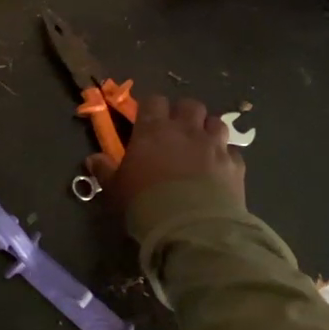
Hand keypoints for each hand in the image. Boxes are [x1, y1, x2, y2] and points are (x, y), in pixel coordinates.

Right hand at [84, 95, 245, 210]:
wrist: (192, 228)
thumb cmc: (146, 203)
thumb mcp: (116, 189)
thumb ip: (105, 170)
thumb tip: (92, 159)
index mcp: (153, 129)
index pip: (154, 101)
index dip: (151, 108)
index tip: (147, 120)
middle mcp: (185, 130)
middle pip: (189, 104)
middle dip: (184, 113)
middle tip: (177, 131)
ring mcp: (214, 146)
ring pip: (216, 122)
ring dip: (208, 129)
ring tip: (201, 145)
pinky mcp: (236, 166)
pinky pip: (232, 151)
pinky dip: (226, 156)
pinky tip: (220, 170)